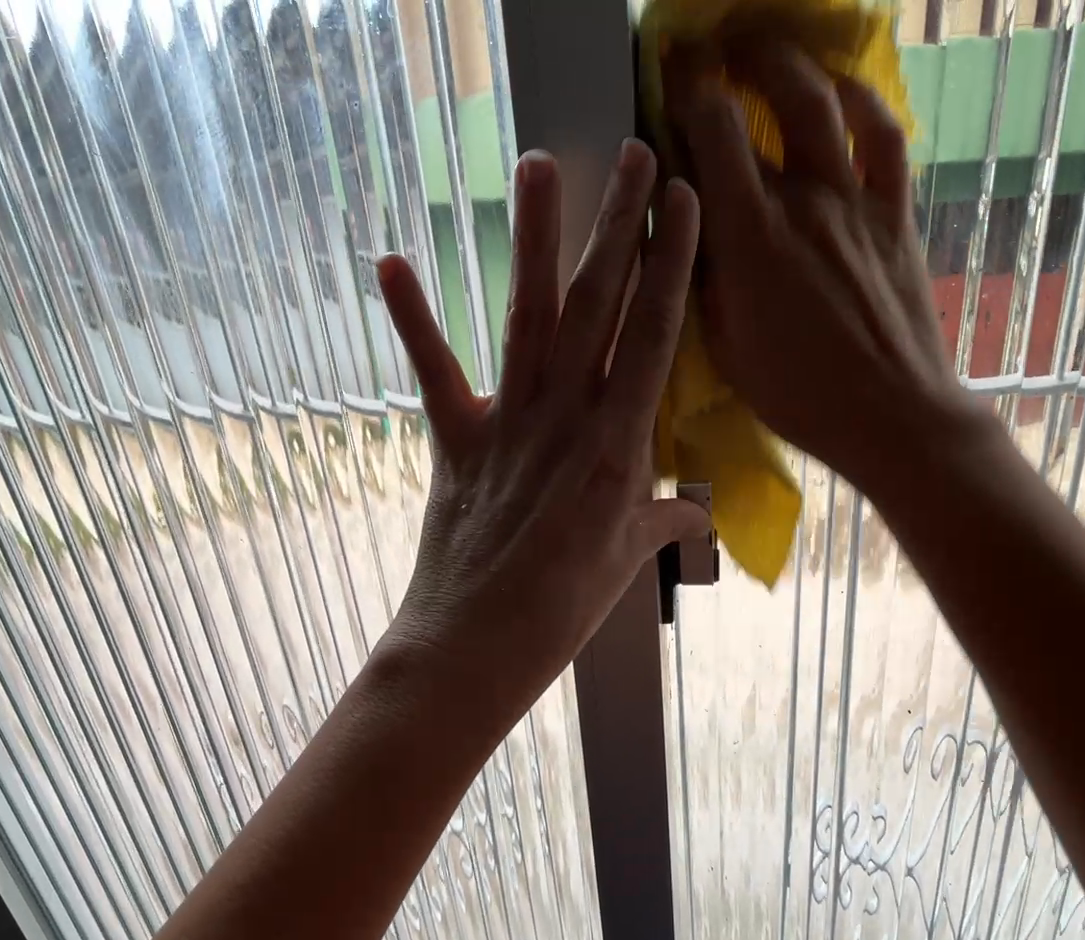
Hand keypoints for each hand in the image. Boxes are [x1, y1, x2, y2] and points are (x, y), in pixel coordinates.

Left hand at [375, 140, 706, 726]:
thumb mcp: (627, 561)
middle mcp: (566, 417)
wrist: (476, 645)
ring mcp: (507, 423)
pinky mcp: (456, 439)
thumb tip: (694, 516)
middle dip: (618, 224)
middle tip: (632, 149)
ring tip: (539, 166)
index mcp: (618, 445)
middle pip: (596, 306)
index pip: (654, 336)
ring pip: (525, 316)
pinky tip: (389, 260)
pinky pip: (434, 371)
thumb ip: (662, 523)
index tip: (681, 202)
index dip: (670, 264)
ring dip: (533, 239)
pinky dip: (412, 318)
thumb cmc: (562, 610)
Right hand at [664, 40, 979, 491]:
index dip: (686, 89)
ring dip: (791, 63)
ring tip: (766, 51)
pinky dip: (861, 103)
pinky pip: (883, 139)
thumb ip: (700, 277)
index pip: (711, 134)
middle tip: (711, 49)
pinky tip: (840, 92)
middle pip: (767, 100)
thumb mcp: (724, 345)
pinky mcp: (896, 214)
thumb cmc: (798, 394)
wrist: (892, 415)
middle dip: (732, 60)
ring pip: (826, 103)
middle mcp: (804, 201)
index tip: (668, 70)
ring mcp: (857, 202)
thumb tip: (682, 225)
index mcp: (750, 238)